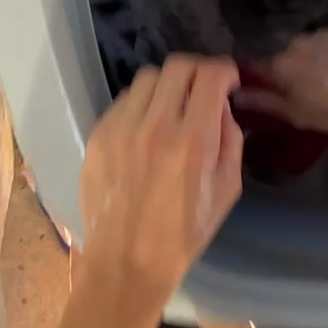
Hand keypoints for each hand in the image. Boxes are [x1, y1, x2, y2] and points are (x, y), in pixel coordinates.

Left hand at [78, 55, 243, 311]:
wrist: (126, 261)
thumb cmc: (183, 234)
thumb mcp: (226, 192)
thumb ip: (229, 141)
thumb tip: (220, 107)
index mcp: (191, 142)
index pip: (209, 76)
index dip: (225, 71)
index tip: (229, 81)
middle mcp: (153, 126)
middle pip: (177, 66)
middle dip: (197, 71)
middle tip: (203, 89)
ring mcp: (119, 128)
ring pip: (147, 78)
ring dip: (167, 85)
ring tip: (173, 107)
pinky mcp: (97, 135)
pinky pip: (123, 102)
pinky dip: (141, 105)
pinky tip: (145, 128)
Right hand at [234, 22, 327, 134]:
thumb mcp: (300, 115)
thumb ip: (265, 102)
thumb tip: (235, 94)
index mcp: (282, 65)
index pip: (258, 67)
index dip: (263, 79)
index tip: (272, 90)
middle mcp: (297, 42)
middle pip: (287, 56)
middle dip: (295, 69)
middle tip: (313, 90)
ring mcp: (325, 32)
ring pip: (312, 46)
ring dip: (318, 59)